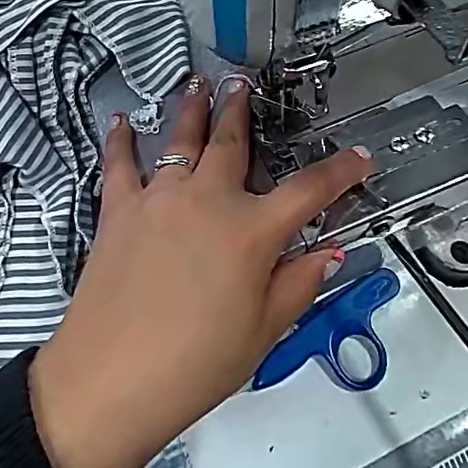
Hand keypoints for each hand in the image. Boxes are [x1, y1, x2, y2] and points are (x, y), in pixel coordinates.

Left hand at [29, 75, 373, 467]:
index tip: (359, 158)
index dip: (341, 172)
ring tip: (198, 84)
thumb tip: (328, 251)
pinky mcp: (119, 212)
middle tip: (243, 84)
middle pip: (232, 142)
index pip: (310, 190)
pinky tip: (121, 122)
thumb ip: (299, 283)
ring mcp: (160, 199)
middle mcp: (208, 199)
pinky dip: (120, 142)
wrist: (107, 383)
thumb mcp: (264, 331)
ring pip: (180, 140)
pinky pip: (120, 165)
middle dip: (242, 110)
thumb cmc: (196, 364)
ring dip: (192, 109)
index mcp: (252, 230)